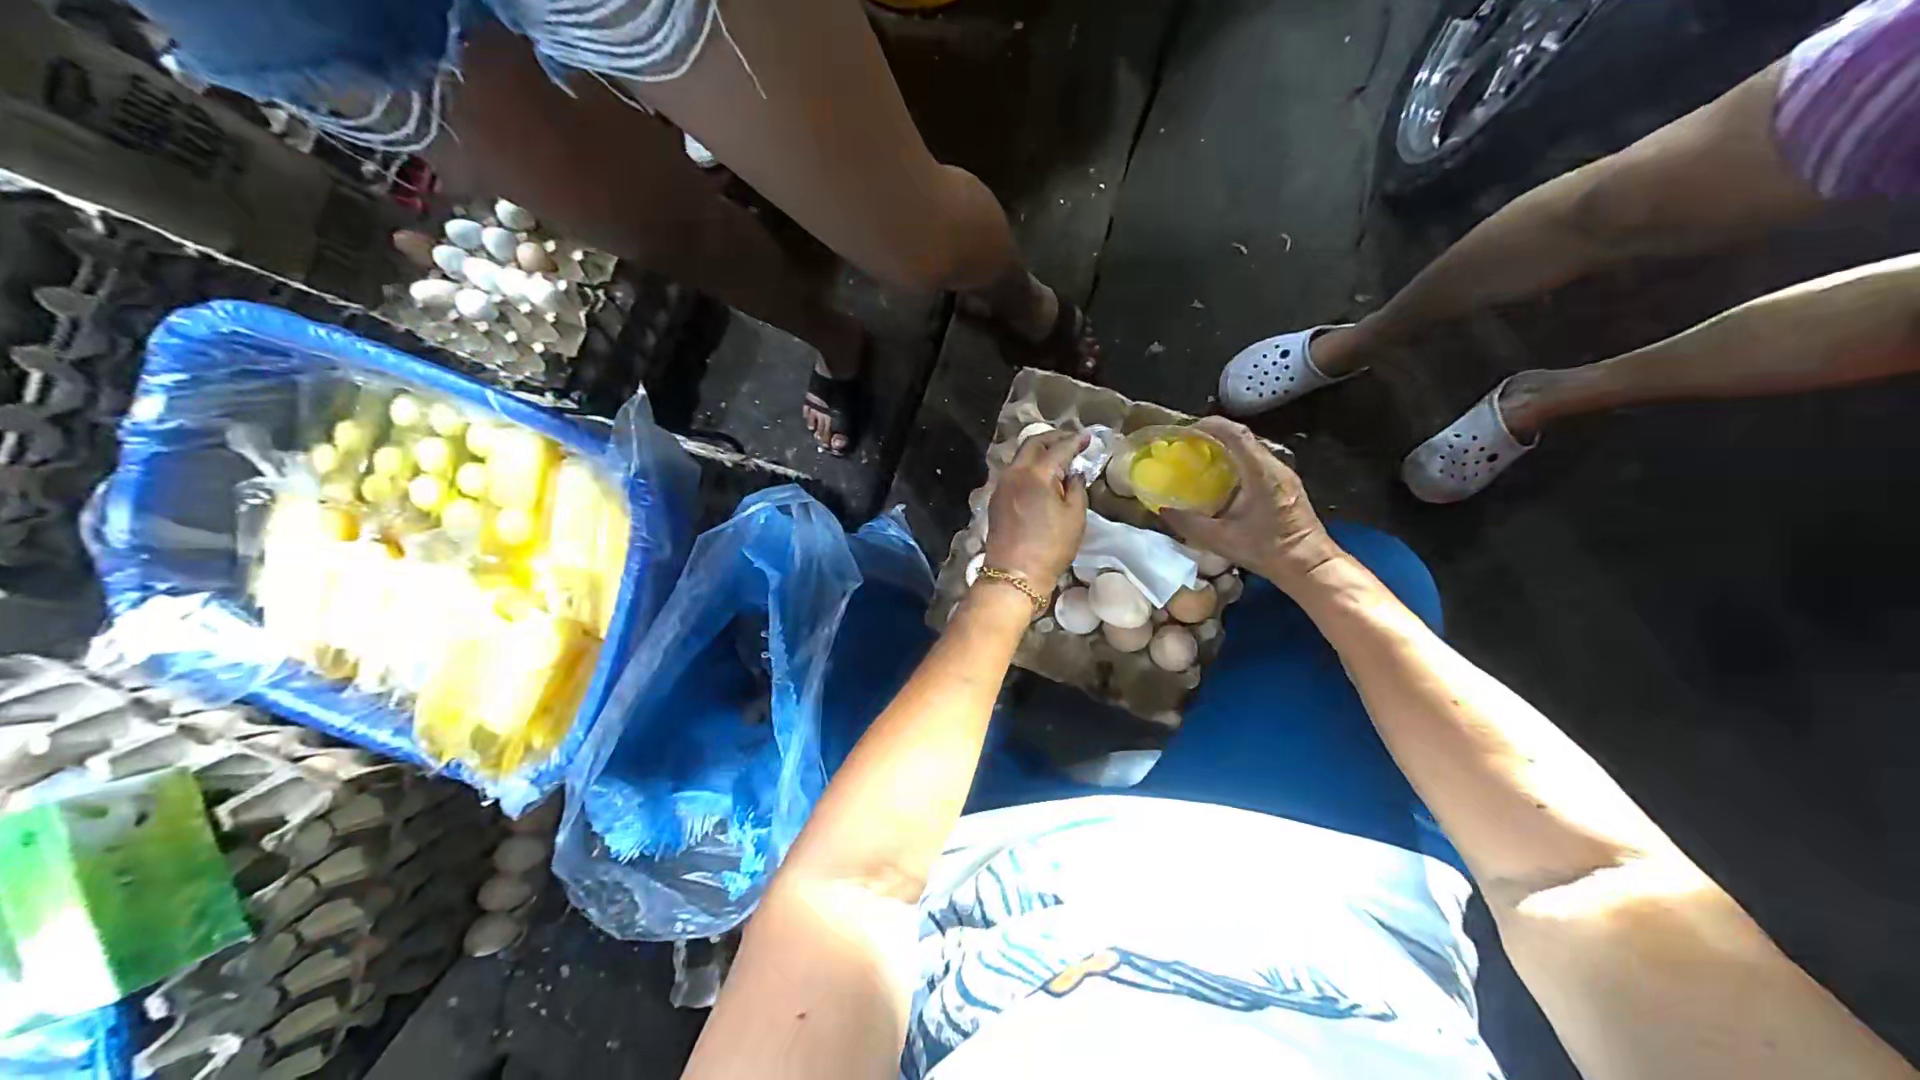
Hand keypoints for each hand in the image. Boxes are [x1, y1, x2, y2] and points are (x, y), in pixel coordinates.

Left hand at [984, 429, 1088, 588]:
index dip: (1075, 441)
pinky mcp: (997, 499)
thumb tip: (1074, 474)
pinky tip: (1041, 477)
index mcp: (1036, 473)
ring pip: (1020, 458)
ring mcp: (1001, 485)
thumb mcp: (1074, 517)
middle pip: (1032, 444)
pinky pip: (1014, 473)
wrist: (1014, 574)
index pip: (1058, 448)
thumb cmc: (1050, 547)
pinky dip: (1029, 467)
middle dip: (1053, 438)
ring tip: (1057, 456)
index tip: (1088, 437)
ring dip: (1039, 452)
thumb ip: (1076, 488)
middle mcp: (1014, 473)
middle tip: (1071, 440)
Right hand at [1158, 417, 1342, 590]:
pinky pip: (1255, 461)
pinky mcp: (1283, 483)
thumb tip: (1162, 510)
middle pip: (1242, 437)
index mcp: (1261, 473)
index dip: (1210, 426)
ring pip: (1249, 448)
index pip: (1236, 434)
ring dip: (1224, 446)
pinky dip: (1234, 459)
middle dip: (1212, 434)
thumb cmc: (1268, 551)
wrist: (1309, 565)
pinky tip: (1219, 475)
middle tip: (1186, 443)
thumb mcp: (1222, 541)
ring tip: (1198, 456)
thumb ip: (1189, 524)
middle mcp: (1275, 466)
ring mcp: (1282, 474)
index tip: (1185, 430)